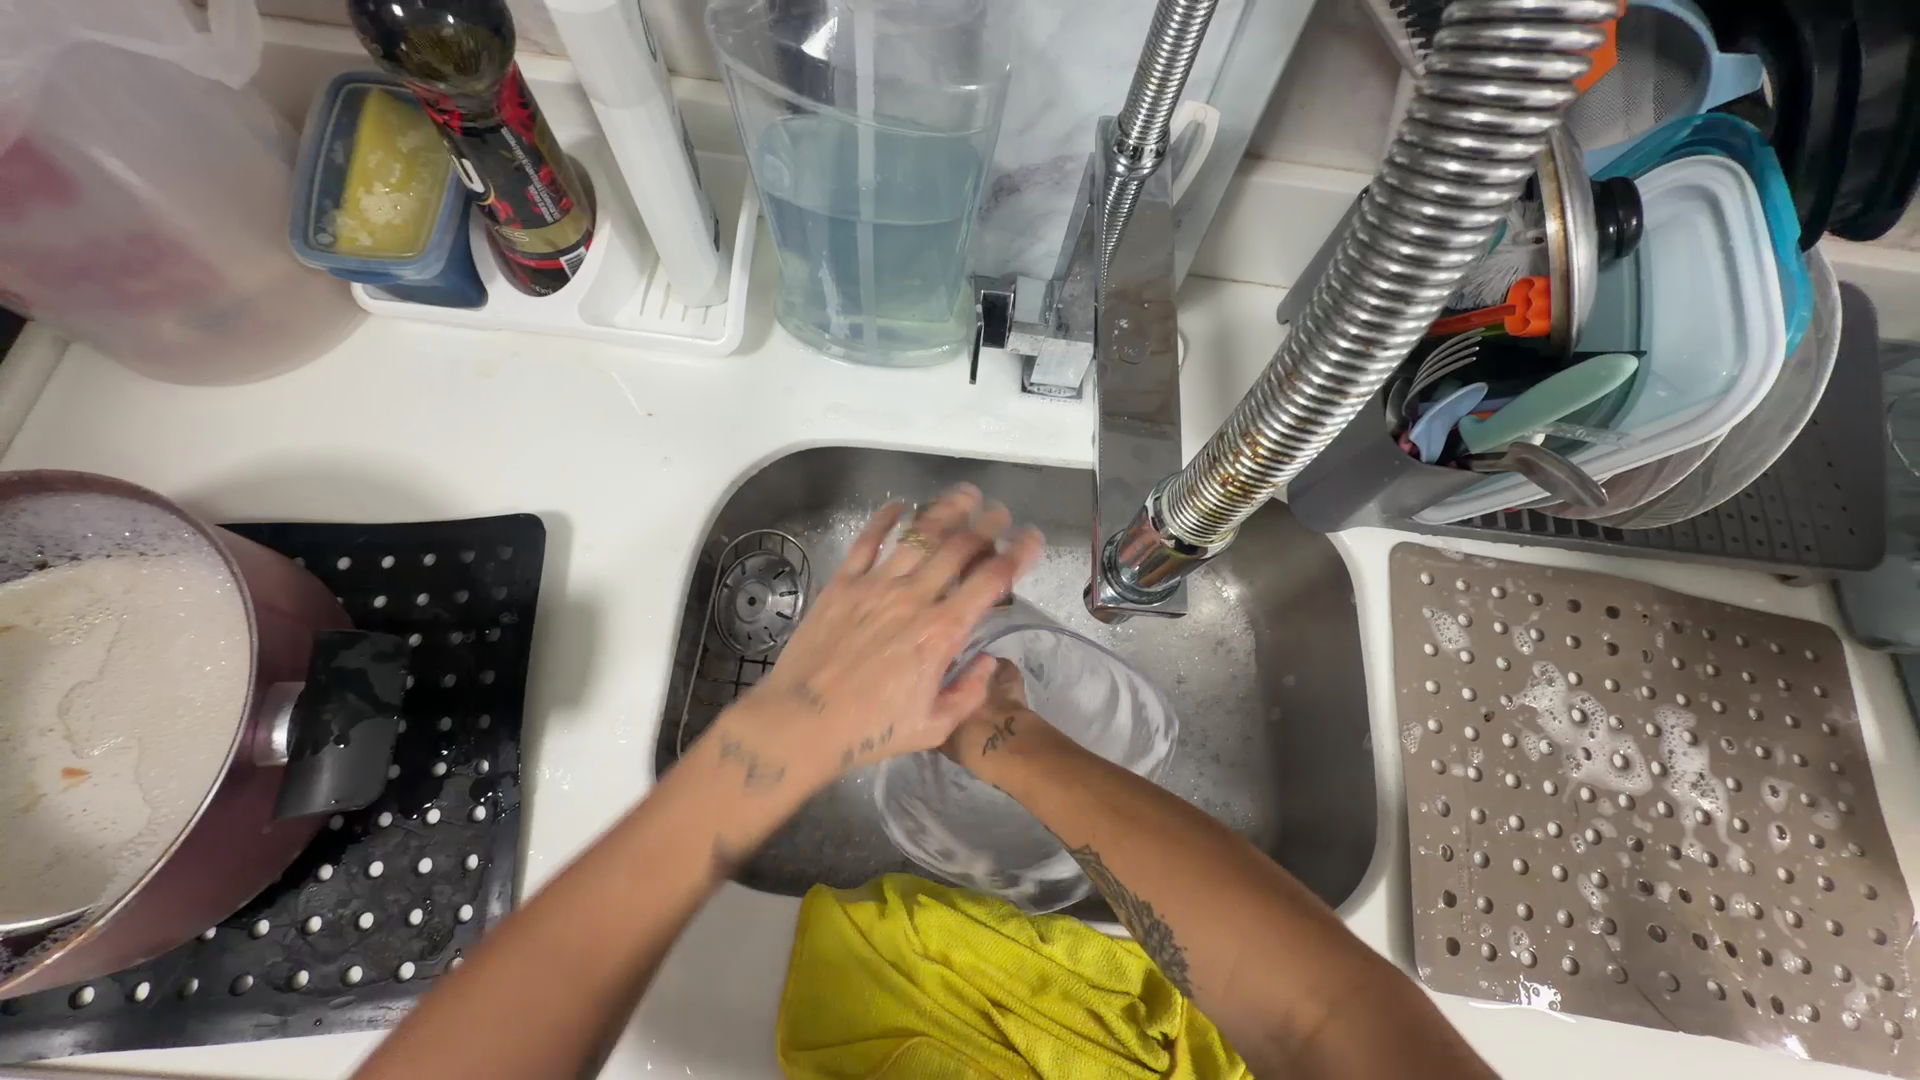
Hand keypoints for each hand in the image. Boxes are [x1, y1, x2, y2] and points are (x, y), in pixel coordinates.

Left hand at [706, 485, 1042, 795]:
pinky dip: (885, 518)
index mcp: (941, 632)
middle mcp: (914, 599)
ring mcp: (876, 586)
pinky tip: (899, 505)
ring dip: (946, 510)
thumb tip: (988, 660)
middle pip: (959, 547)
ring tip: (965, 495)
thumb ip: (969, 692)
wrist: (803, 721)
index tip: (1031, 539)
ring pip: (919, 536)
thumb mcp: (934, 726)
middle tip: (1000, 511)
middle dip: (987, 523)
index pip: (991, 580)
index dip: (1017, 553)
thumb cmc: (871, 730)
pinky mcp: (842, 584)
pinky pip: (867, 541)